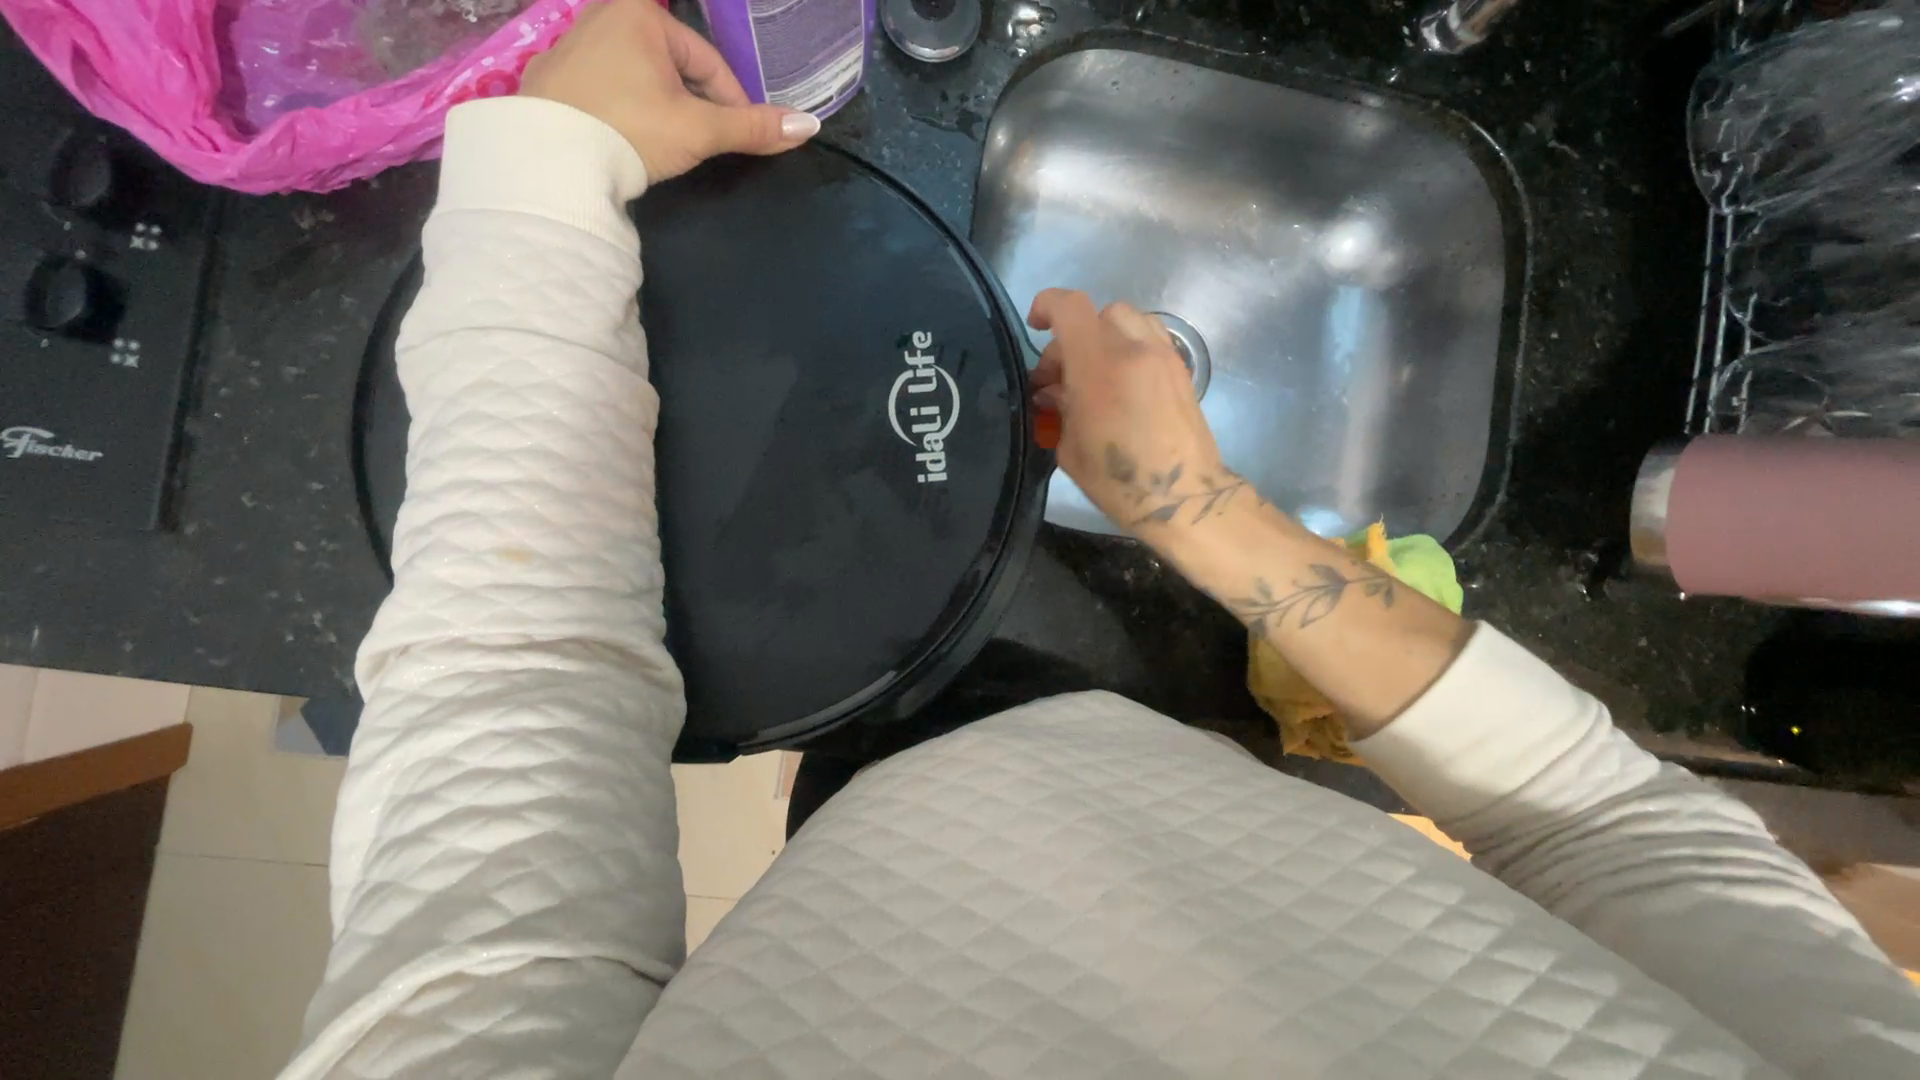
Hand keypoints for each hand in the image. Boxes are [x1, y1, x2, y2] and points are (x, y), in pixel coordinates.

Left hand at [520, 0, 820, 181]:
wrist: (551, 160)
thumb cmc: (631, 130)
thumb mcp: (700, 130)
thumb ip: (753, 127)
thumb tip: (810, 125)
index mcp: (642, 15)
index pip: (709, 62)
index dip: (733, 104)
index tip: (740, 139)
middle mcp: (605, 15)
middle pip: (675, 68)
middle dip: (696, 106)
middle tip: (704, 145)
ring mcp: (573, 44)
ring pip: (642, 79)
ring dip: (665, 110)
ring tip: (668, 147)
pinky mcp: (553, 77)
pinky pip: (609, 89)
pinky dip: (628, 112)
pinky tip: (630, 142)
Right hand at [1027, 289, 1250, 540]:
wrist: (1182, 497)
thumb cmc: (1118, 480)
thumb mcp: (1070, 448)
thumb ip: (1059, 408)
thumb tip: (1054, 392)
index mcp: (1100, 366)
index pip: (1071, 307)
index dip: (1047, 306)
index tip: (1036, 326)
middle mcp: (1134, 350)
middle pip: (1097, 314)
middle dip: (1072, 338)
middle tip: (1060, 377)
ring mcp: (1163, 357)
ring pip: (1128, 319)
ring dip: (1105, 336)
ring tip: (1093, 371)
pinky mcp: (1180, 370)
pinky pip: (1149, 338)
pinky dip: (1129, 348)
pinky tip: (1120, 382)